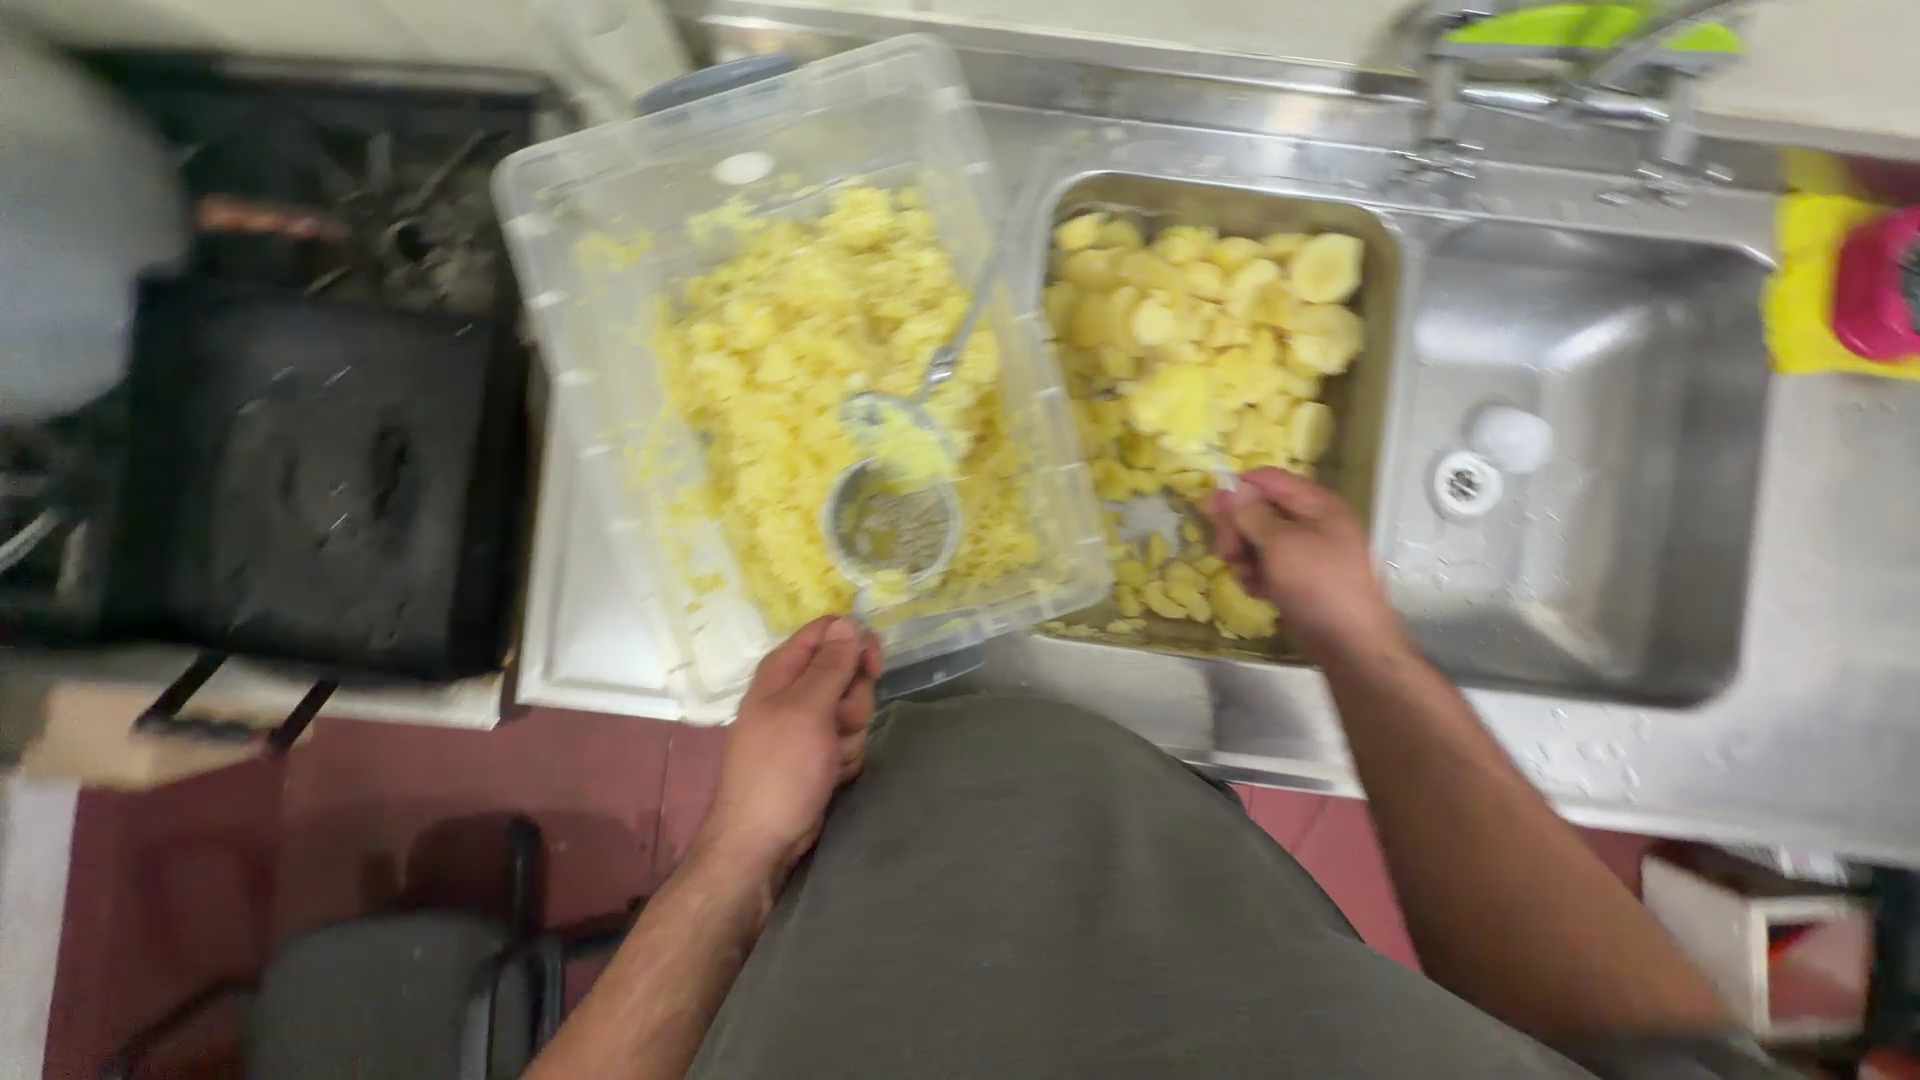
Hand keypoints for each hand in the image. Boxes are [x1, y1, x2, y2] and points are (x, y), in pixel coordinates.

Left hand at [692, 616, 882, 879]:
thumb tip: (847, 620)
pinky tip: (830, 775)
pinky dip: (847, 757)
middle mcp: (795, 690)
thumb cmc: (780, 769)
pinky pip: (851, 739)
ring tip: (828, 757)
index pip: (828, 631)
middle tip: (837, 724)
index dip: (855, 643)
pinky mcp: (821, 752)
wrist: (763, 840)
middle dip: (854, 701)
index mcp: (783, 669)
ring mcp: (809, 724)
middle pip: (849, 672)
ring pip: (855, 709)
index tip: (872, 665)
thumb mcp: (807, 709)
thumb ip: (831, 664)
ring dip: (851, 735)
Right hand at [1203, 467, 1403, 659]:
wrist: (1348, 642)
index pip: (1269, 480)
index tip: (1211, 510)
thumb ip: (1252, 514)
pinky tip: (1256, 591)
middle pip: (1259, 510)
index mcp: (1317, 505)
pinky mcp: (1297, 578)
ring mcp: (1305, 552)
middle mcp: (1312, 523)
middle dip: (1237, 529)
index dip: (1239, 490)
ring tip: (1245, 577)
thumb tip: (1231, 489)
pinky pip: (1266, 565)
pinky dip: (1255, 575)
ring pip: (1258, 540)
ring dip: (1243, 556)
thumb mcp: (1281, 543)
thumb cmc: (1317, 585)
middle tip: (1225, 552)